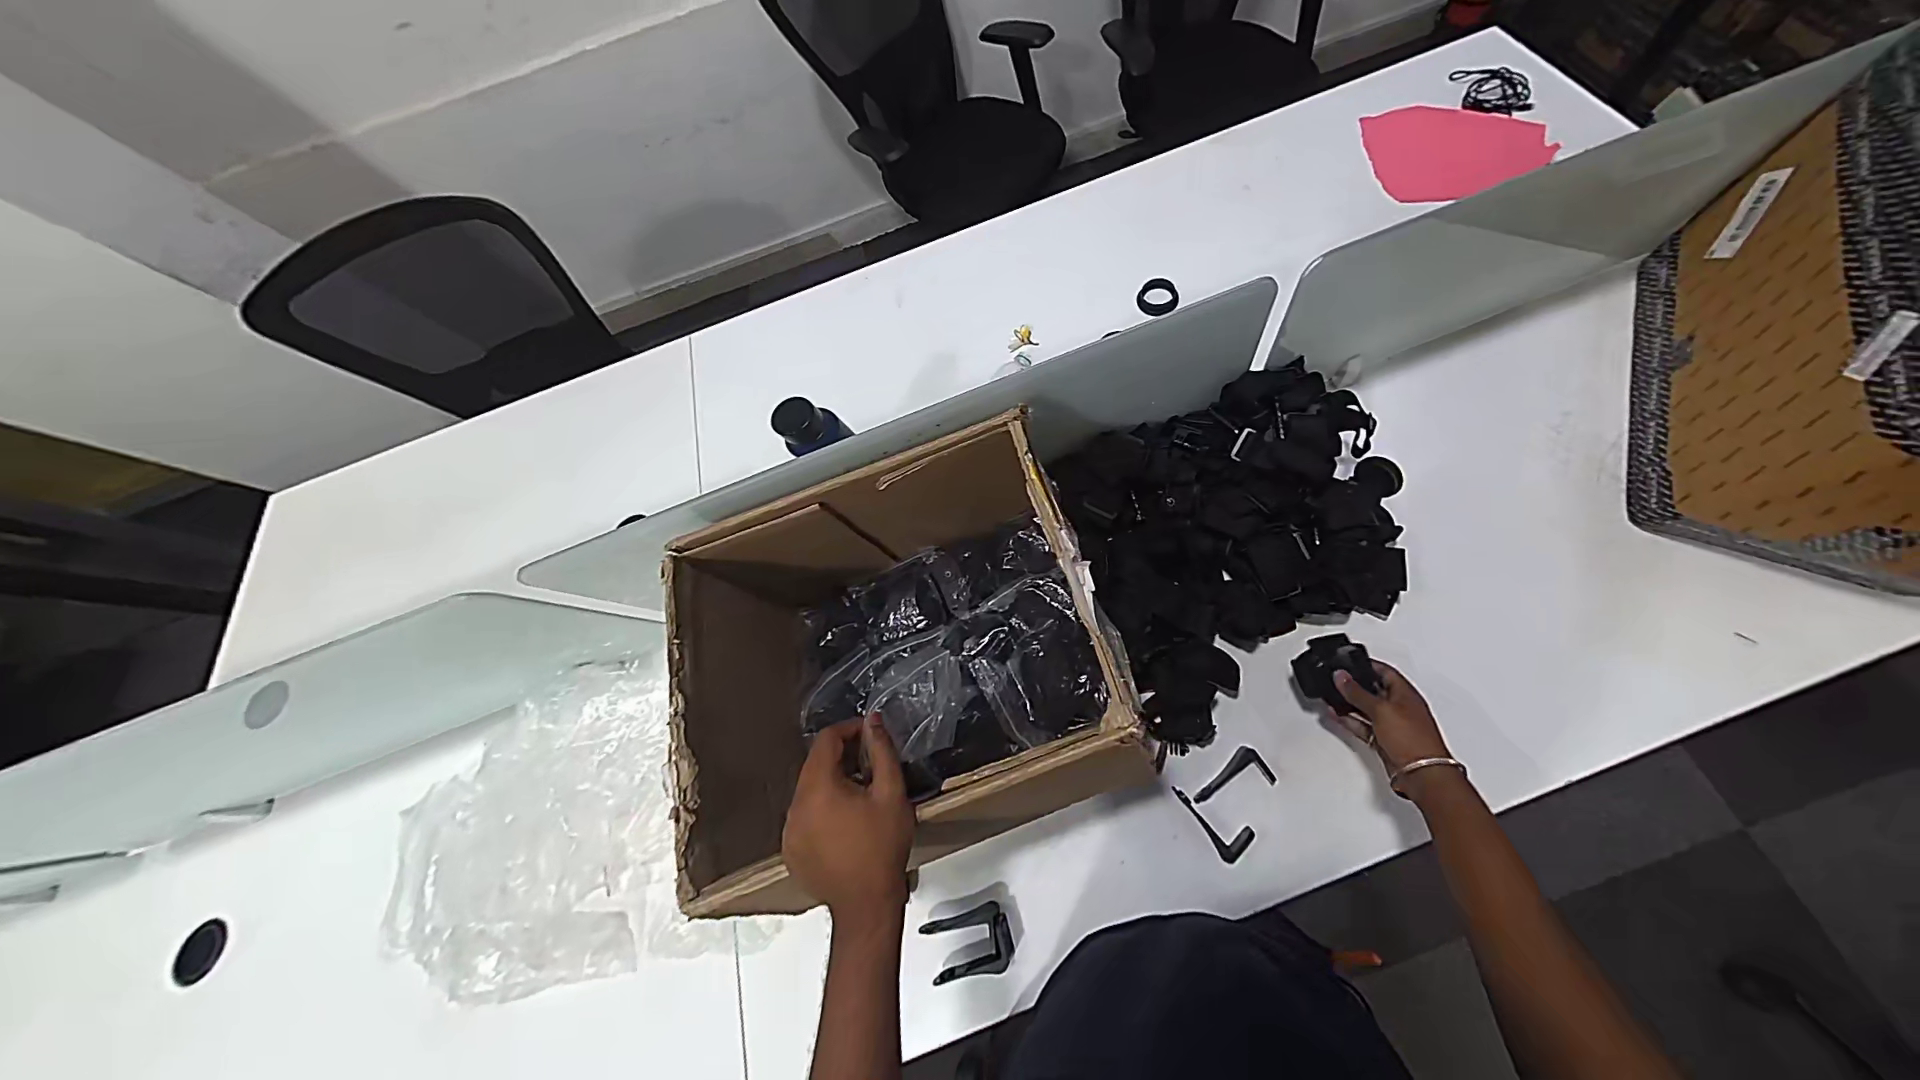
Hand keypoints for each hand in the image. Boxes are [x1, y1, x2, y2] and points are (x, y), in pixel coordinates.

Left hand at [783, 714, 915, 921]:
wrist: (866, 904)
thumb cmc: (883, 846)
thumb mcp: (891, 793)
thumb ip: (882, 751)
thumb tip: (873, 720)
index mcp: (817, 787)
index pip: (825, 740)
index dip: (849, 729)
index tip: (869, 734)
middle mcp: (795, 805)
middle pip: (815, 765)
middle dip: (842, 757)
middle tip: (870, 765)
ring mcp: (789, 830)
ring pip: (809, 791)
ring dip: (832, 784)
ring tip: (861, 795)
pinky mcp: (791, 850)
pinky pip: (805, 816)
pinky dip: (823, 809)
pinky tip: (846, 823)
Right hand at [1330, 662, 1457, 796]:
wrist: (1421, 774)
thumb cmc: (1415, 741)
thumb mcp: (1381, 710)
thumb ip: (1358, 693)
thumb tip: (1342, 677)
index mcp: (1406, 695)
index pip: (1385, 672)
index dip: (1367, 664)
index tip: (1350, 661)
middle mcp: (1400, 708)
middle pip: (1374, 690)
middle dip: (1354, 685)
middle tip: (1336, 680)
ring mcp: (1393, 725)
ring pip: (1366, 709)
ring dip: (1349, 704)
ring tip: (1332, 697)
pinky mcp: (1385, 741)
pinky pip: (1363, 726)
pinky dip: (1350, 721)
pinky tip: (1338, 716)